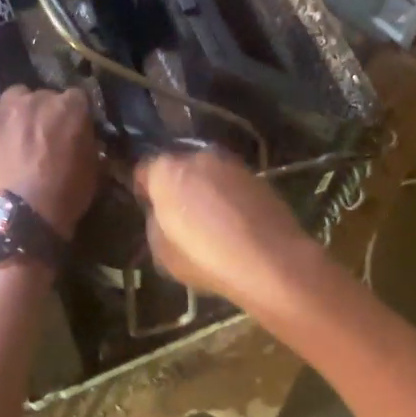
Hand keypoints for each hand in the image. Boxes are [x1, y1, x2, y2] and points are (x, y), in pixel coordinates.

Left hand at [0, 60, 97, 237]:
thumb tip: (85, 137)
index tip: (72, 131)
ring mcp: (7, 106)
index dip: (74, 116)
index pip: (77, 99)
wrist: (20, 217)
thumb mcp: (92, 172)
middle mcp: (40, 98)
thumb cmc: (62, 198)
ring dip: (19, 108)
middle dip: (46, 114)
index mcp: (71, 109)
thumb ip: (88, 144)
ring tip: (16, 129)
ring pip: (15, 95)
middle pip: (44, 97)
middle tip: (44, 138)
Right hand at [131, 149, 314, 299]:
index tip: (150, 209)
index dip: (145, 190)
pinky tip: (234, 221)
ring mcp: (231, 163)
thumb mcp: (163, 253)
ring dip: (204, 188)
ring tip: (210, 219)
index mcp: (166, 172)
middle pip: (178, 167)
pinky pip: (231, 182)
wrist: (270, 260)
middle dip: (177, 185)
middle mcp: (197, 157)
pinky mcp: (257, 175)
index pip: (144, 170)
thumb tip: (162, 214)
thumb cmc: (207, 258)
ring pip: (207, 172)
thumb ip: (155, 224)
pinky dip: (228, 195)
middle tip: (180, 215)